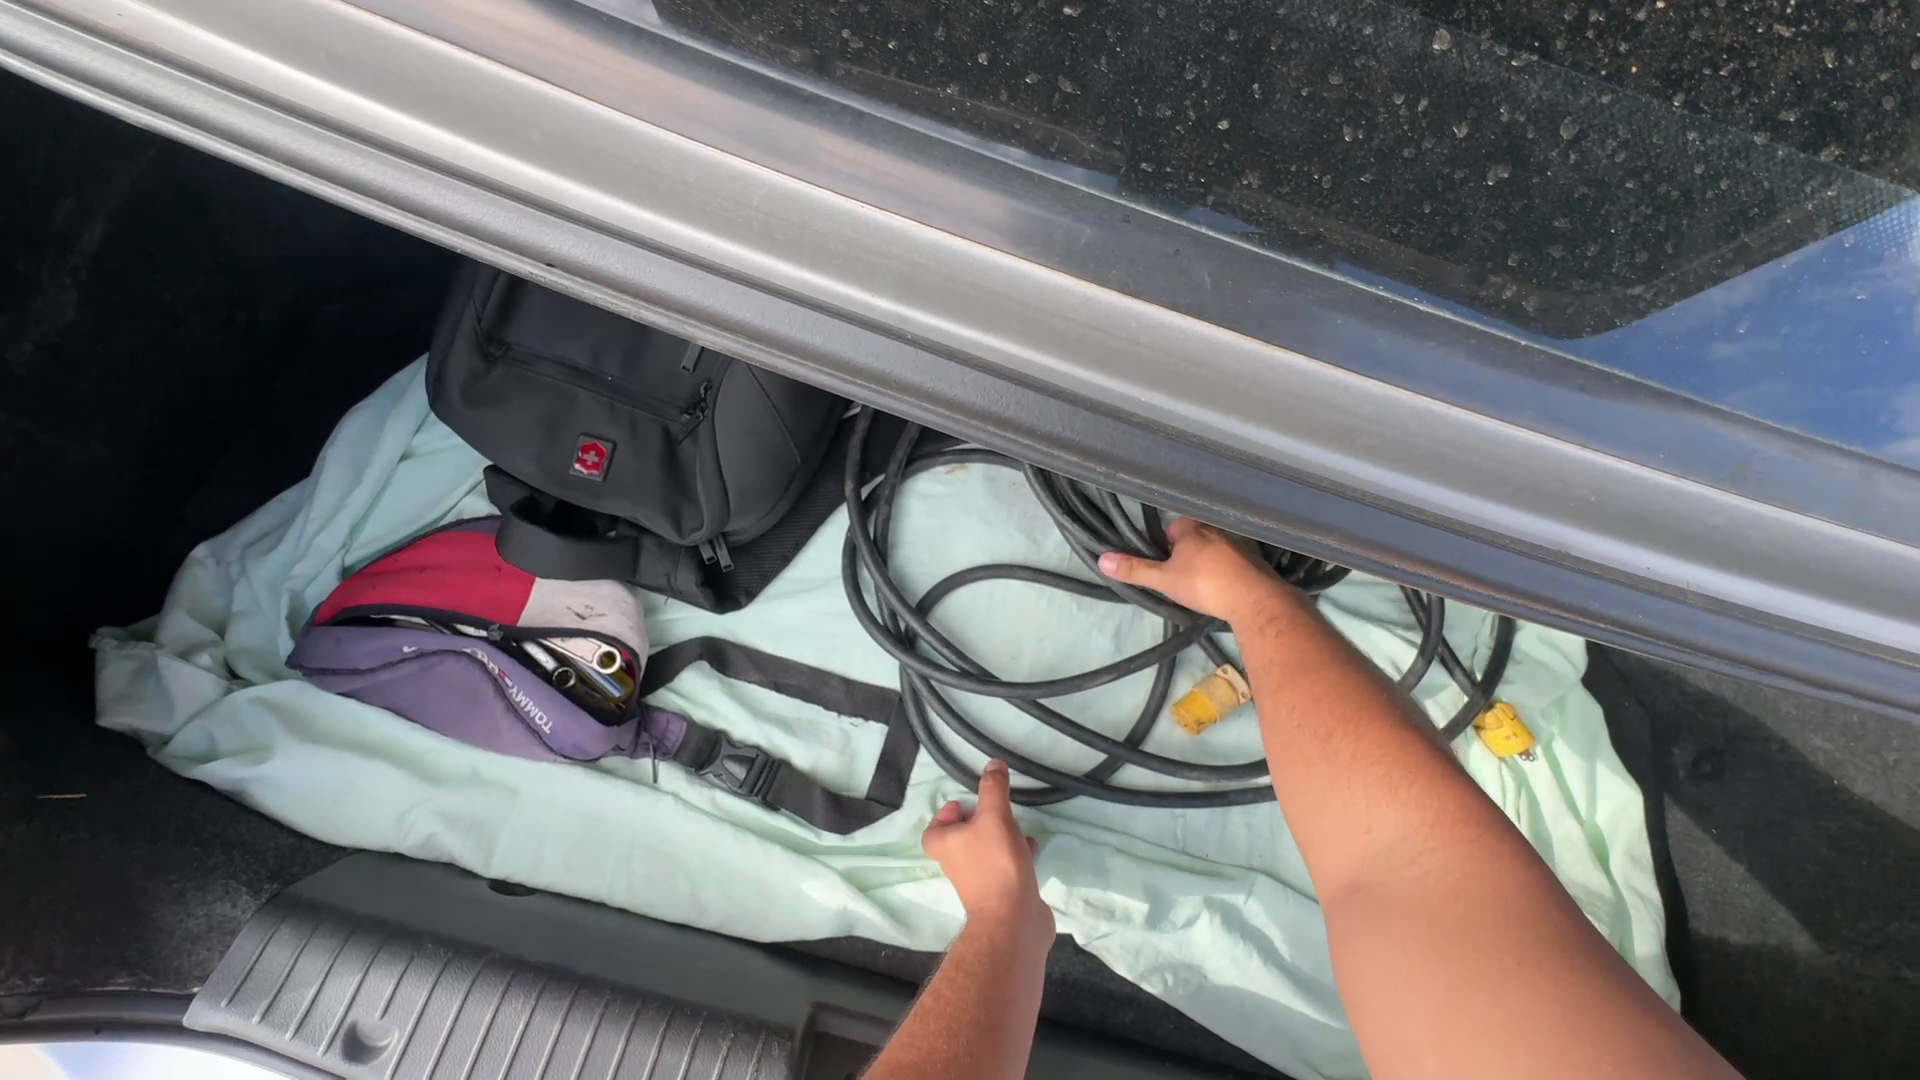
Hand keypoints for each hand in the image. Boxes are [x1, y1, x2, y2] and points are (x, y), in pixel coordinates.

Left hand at [923, 761, 1053, 935]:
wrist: (1014, 922)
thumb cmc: (996, 865)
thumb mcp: (995, 817)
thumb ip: (993, 789)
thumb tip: (993, 764)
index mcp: (947, 847)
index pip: (932, 832)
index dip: (944, 816)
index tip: (964, 804)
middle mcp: (958, 866)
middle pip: (960, 842)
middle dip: (978, 824)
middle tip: (995, 811)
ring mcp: (980, 884)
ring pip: (986, 854)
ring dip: (1000, 839)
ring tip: (1018, 826)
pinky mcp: (1003, 895)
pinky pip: (1006, 869)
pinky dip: (1016, 856)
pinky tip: (1032, 848)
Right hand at [1097, 517, 1293, 623]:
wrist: (1253, 600)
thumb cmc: (1203, 583)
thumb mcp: (1163, 579)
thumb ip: (1135, 570)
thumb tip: (1102, 559)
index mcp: (1194, 527)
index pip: (1174, 528)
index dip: (1166, 545)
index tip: (1165, 565)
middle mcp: (1218, 529)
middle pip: (1196, 539)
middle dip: (1188, 554)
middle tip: (1181, 578)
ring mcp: (1240, 545)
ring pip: (1216, 551)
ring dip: (1209, 563)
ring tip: (1203, 586)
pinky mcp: (1256, 562)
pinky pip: (1235, 563)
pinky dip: (1229, 573)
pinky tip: (1225, 590)